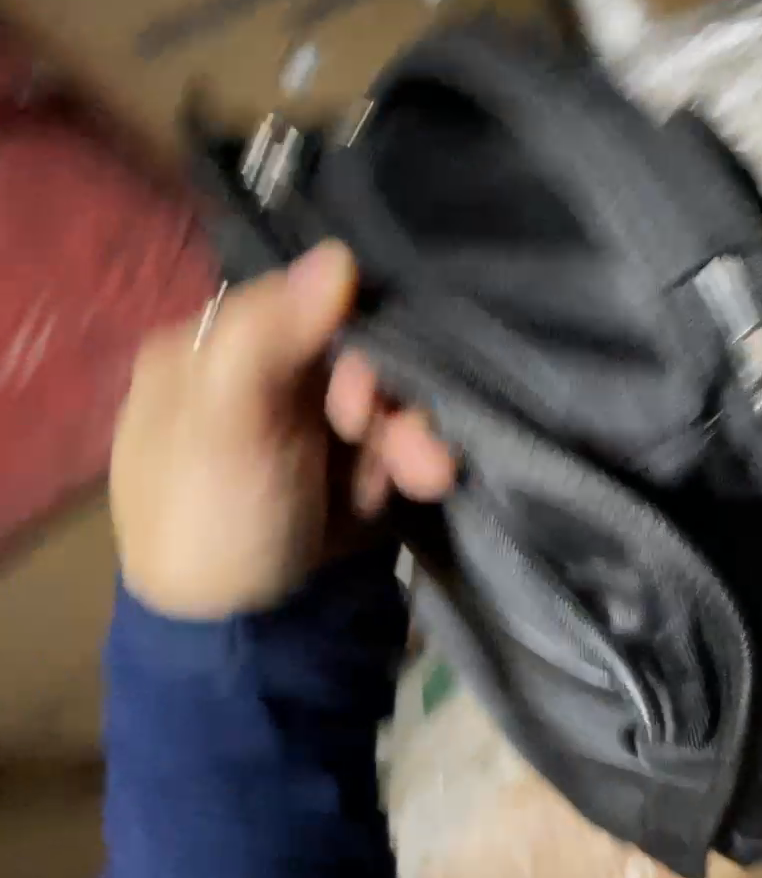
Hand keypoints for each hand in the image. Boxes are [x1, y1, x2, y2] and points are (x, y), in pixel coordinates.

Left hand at [111, 242, 455, 619]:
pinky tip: (419, 486)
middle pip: (365, 355)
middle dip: (395, 402)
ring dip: (420, 437)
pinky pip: (413, 436)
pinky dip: (421, 461)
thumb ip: (272, 340)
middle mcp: (276, 376)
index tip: (364, 392)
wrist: (259, 622)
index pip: (309, 306)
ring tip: (428, 478)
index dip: (354, 337)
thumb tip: (341, 255)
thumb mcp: (225, 430)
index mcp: (218, 353)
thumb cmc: (217, 520)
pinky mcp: (368, 455)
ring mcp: (325, 419)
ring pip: (399, 399)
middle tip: (410, 449)